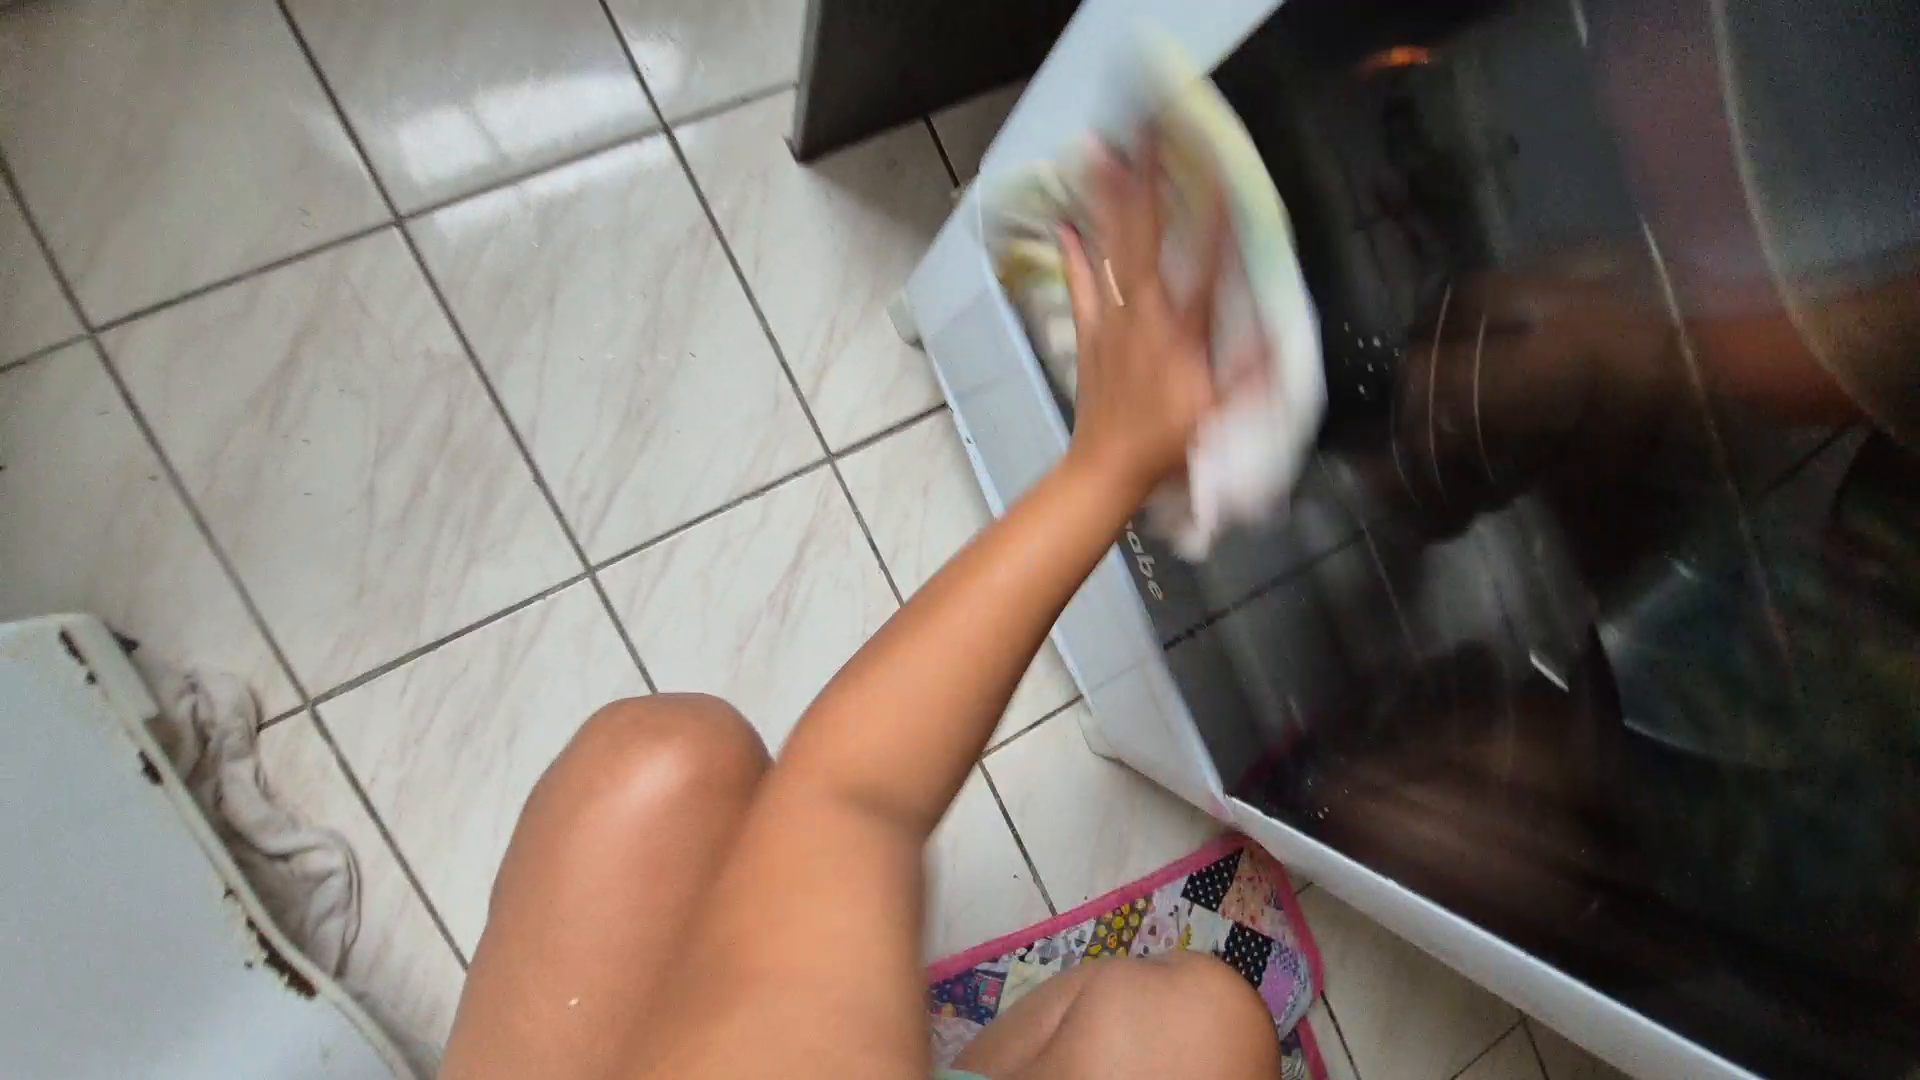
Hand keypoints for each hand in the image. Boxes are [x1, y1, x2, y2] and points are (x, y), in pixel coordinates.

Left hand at [1059, 137, 1225, 502]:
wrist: (1107, 469)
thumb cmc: (1167, 446)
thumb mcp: (1221, 417)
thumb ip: (1252, 373)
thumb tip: (1283, 334)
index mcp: (1183, 335)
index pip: (1206, 266)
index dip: (1215, 218)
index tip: (1220, 170)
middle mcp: (1144, 318)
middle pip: (1146, 241)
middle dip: (1147, 185)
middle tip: (1143, 133)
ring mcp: (1111, 324)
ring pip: (1110, 254)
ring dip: (1106, 203)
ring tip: (1099, 154)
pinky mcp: (1089, 336)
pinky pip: (1080, 288)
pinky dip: (1074, 257)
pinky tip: (1066, 226)